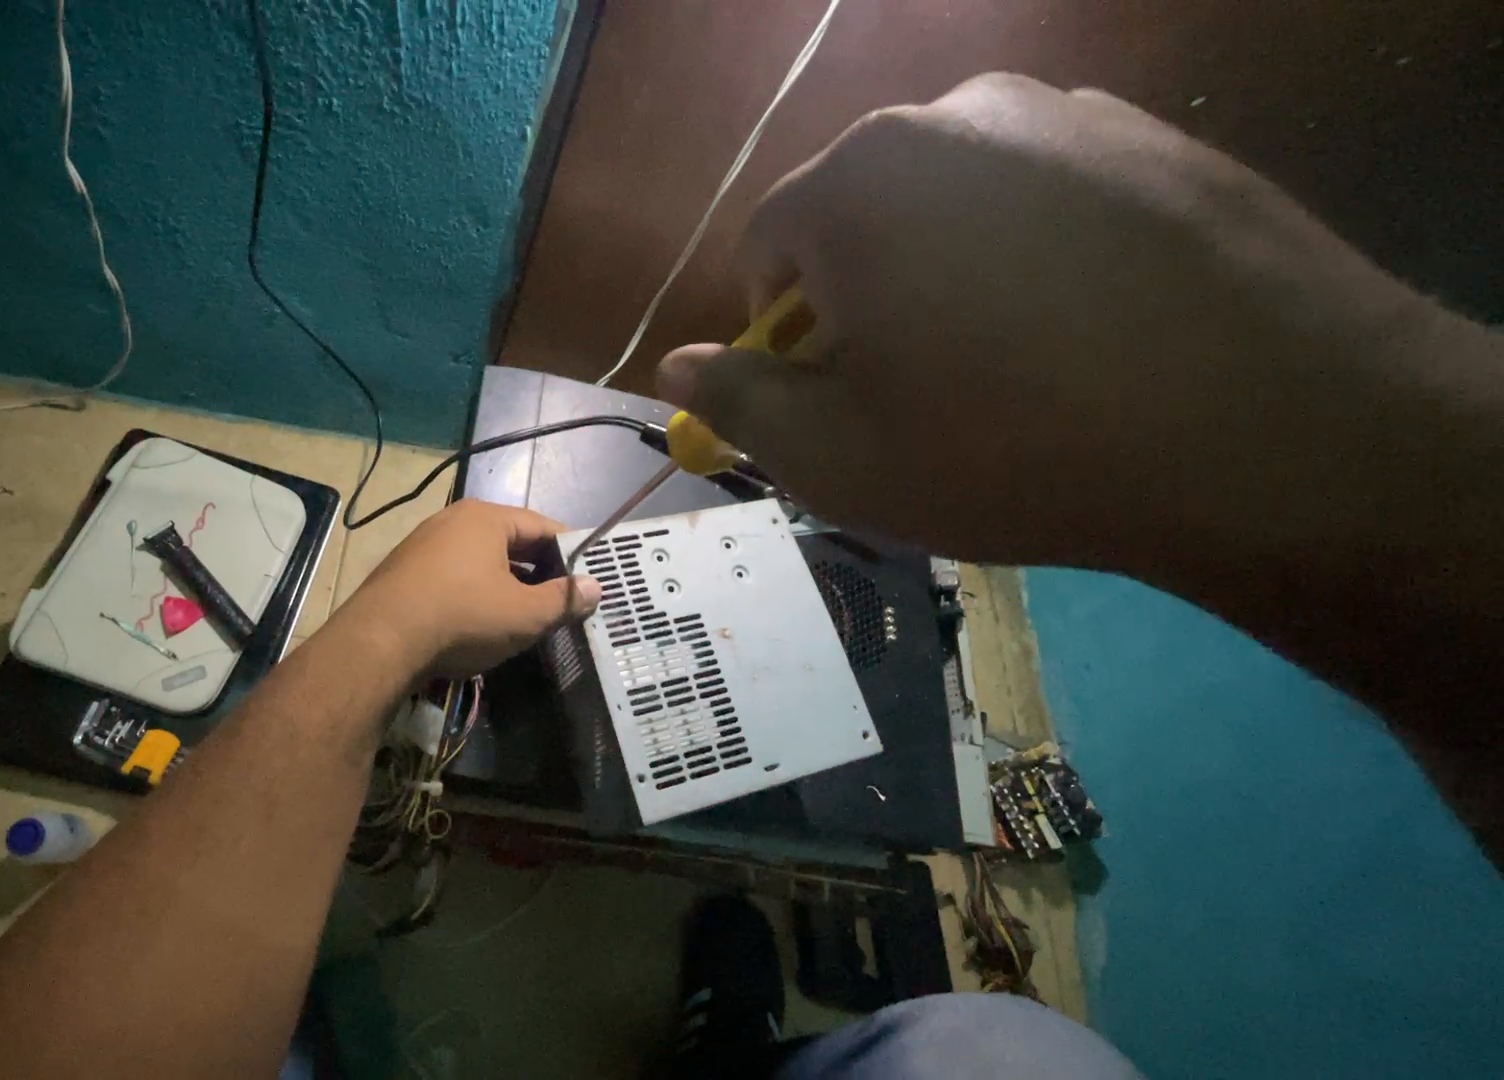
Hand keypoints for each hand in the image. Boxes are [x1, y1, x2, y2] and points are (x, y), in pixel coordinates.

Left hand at [336, 499, 600, 679]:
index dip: (570, 551)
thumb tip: (596, 587)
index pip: (543, 526)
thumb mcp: (524, 615)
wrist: (379, 643)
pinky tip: (481, 620)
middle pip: (510, 541)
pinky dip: (474, 592)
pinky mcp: (404, 572)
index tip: (588, 576)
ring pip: (480, 559)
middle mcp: (453, 520)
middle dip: (538, 570)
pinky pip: (453, 575)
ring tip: (525, 613)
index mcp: (486, 518)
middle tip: (561, 599)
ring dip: (506, 583)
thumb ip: (564, 599)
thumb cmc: (462, 617)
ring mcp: (423, 544)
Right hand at [657, 73, 1474, 577]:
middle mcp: (952, 118)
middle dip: (854, 305)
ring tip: (994, 371)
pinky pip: (1036, 203)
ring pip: (946, 209)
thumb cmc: (999, 449)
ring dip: (936, 282)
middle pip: (854, 220)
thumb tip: (673, 365)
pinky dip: (1022, 262)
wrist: (1269, 439)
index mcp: (856, 182)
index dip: (775, 334)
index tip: (822, 397)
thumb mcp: (829, 453)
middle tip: (905, 395)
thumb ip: (732, 400)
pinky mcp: (1155, 142)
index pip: (763, 248)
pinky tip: (1073, 336)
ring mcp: (1066, 116)